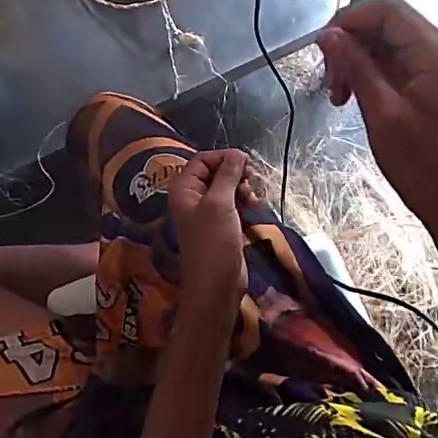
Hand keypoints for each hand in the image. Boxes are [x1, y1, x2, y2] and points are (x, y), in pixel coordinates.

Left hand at [167, 150, 251, 302]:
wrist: (217, 284)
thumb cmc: (213, 242)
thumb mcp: (220, 204)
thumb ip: (228, 175)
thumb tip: (238, 153)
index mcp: (183, 188)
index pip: (202, 159)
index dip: (224, 157)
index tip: (246, 162)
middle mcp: (192, 197)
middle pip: (215, 171)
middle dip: (235, 173)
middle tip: (250, 181)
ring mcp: (206, 211)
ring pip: (227, 186)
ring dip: (242, 187)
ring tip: (252, 199)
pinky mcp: (220, 223)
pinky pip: (232, 202)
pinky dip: (243, 201)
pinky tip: (253, 207)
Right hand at [317, 0, 437, 220]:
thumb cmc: (415, 160)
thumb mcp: (380, 111)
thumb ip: (356, 66)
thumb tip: (328, 35)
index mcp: (435, 54)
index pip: (389, 10)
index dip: (351, 19)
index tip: (323, 44)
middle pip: (386, 20)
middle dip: (351, 40)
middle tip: (329, 75)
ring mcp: (434, 63)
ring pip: (384, 39)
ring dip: (354, 57)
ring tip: (337, 91)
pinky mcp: (425, 78)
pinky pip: (390, 58)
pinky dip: (365, 69)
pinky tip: (349, 93)